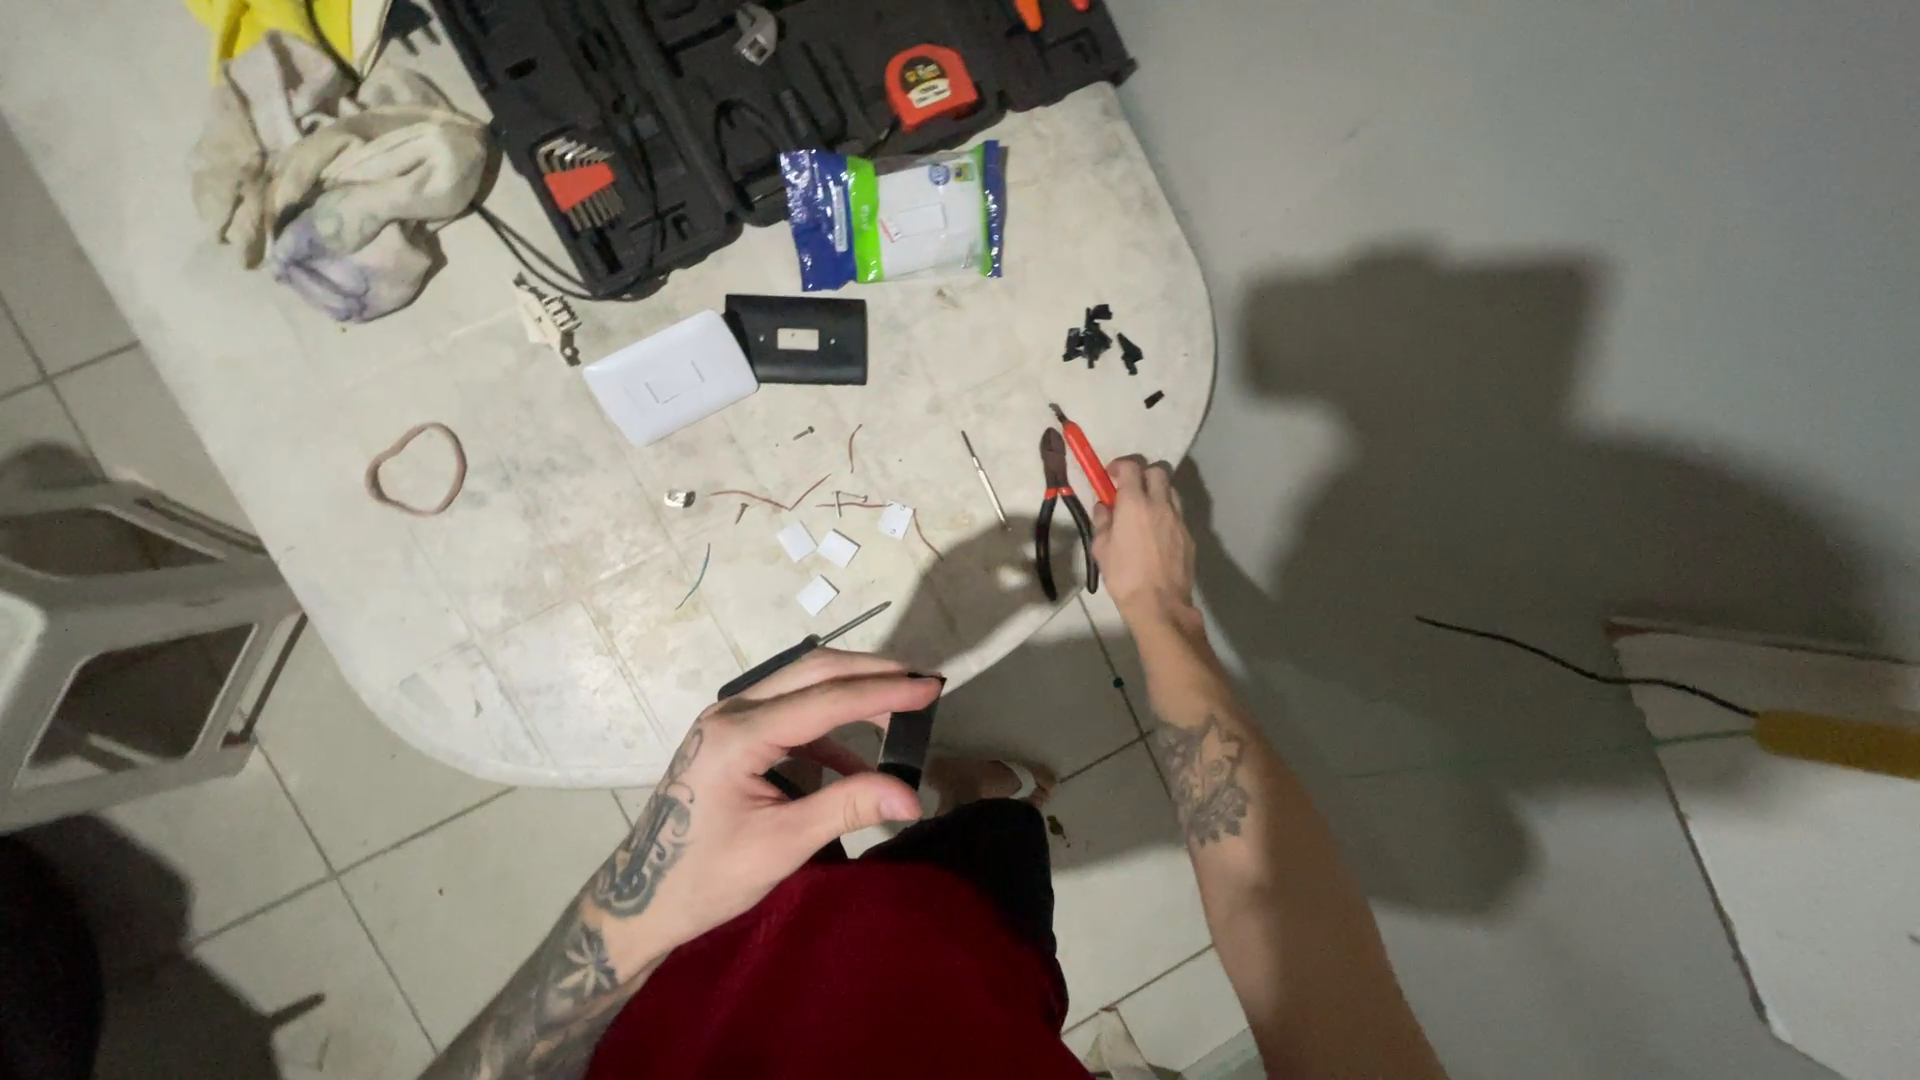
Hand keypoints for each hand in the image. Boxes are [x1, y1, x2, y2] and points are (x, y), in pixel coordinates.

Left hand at [587, 651, 936, 969]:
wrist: (642, 898)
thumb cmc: (706, 876)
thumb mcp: (781, 845)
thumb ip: (847, 807)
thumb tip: (912, 795)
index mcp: (739, 734)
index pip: (826, 699)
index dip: (883, 692)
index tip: (931, 688)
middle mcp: (733, 710)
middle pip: (814, 670)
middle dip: (871, 672)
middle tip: (921, 683)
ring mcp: (731, 718)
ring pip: (803, 682)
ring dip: (852, 690)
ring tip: (900, 706)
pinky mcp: (735, 733)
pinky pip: (791, 712)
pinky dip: (830, 727)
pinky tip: (857, 759)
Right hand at [1091, 456, 1198, 627]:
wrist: (1159, 604)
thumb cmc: (1123, 576)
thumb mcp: (1101, 549)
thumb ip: (1103, 522)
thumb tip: (1104, 507)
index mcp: (1134, 504)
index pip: (1131, 467)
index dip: (1120, 466)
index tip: (1111, 474)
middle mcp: (1160, 504)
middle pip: (1158, 471)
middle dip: (1143, 474)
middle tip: (1130, 489)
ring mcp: (1178, 519)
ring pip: (1171, 491)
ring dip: (1157, 492)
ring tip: (1145, 510)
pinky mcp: (1189, 535)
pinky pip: (1177, 514)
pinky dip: (1166, 515)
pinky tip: (1156, 534)